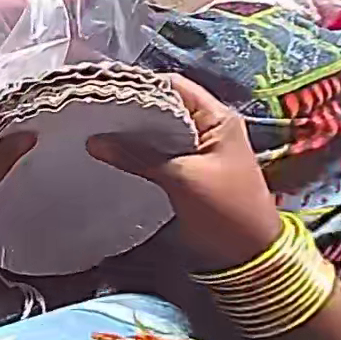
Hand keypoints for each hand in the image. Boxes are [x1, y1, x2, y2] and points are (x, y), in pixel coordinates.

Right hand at [87, 74, 283, 270]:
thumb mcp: (181, 178)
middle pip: (163, 104)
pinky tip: (111, 148)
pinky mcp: (184, 167)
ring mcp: (195, 147)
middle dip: (131, 106)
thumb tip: (93, 141)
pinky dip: (136, 147)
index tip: (104, 89)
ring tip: (95, 125)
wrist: (247, 254)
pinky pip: (156, 148)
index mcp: (216, 117)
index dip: (140, 84)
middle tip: (93, 108)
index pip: (173, 86)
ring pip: (157, 128)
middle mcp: (206, 126)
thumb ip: (137, 156)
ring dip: (131, 129)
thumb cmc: (224, 209)